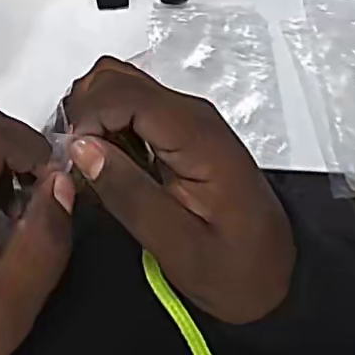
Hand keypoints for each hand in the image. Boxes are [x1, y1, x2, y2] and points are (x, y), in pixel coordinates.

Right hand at [62, 56, 293, 323]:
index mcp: (195, 135)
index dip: (88, 117)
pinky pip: (122, 98)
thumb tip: (81, 147)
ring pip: (113, 80)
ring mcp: (180, 112)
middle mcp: (188, 111)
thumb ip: (130, 196)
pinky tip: (107, 156)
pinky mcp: (172, 121)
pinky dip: (100, 118)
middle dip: (83, 112)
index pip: (121, 93)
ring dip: (89, 112)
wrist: (278, 278)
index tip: (76, 155)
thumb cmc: (238, 270)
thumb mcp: (181, 251)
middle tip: (80, 159)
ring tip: (93, 158)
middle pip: (112, 76)